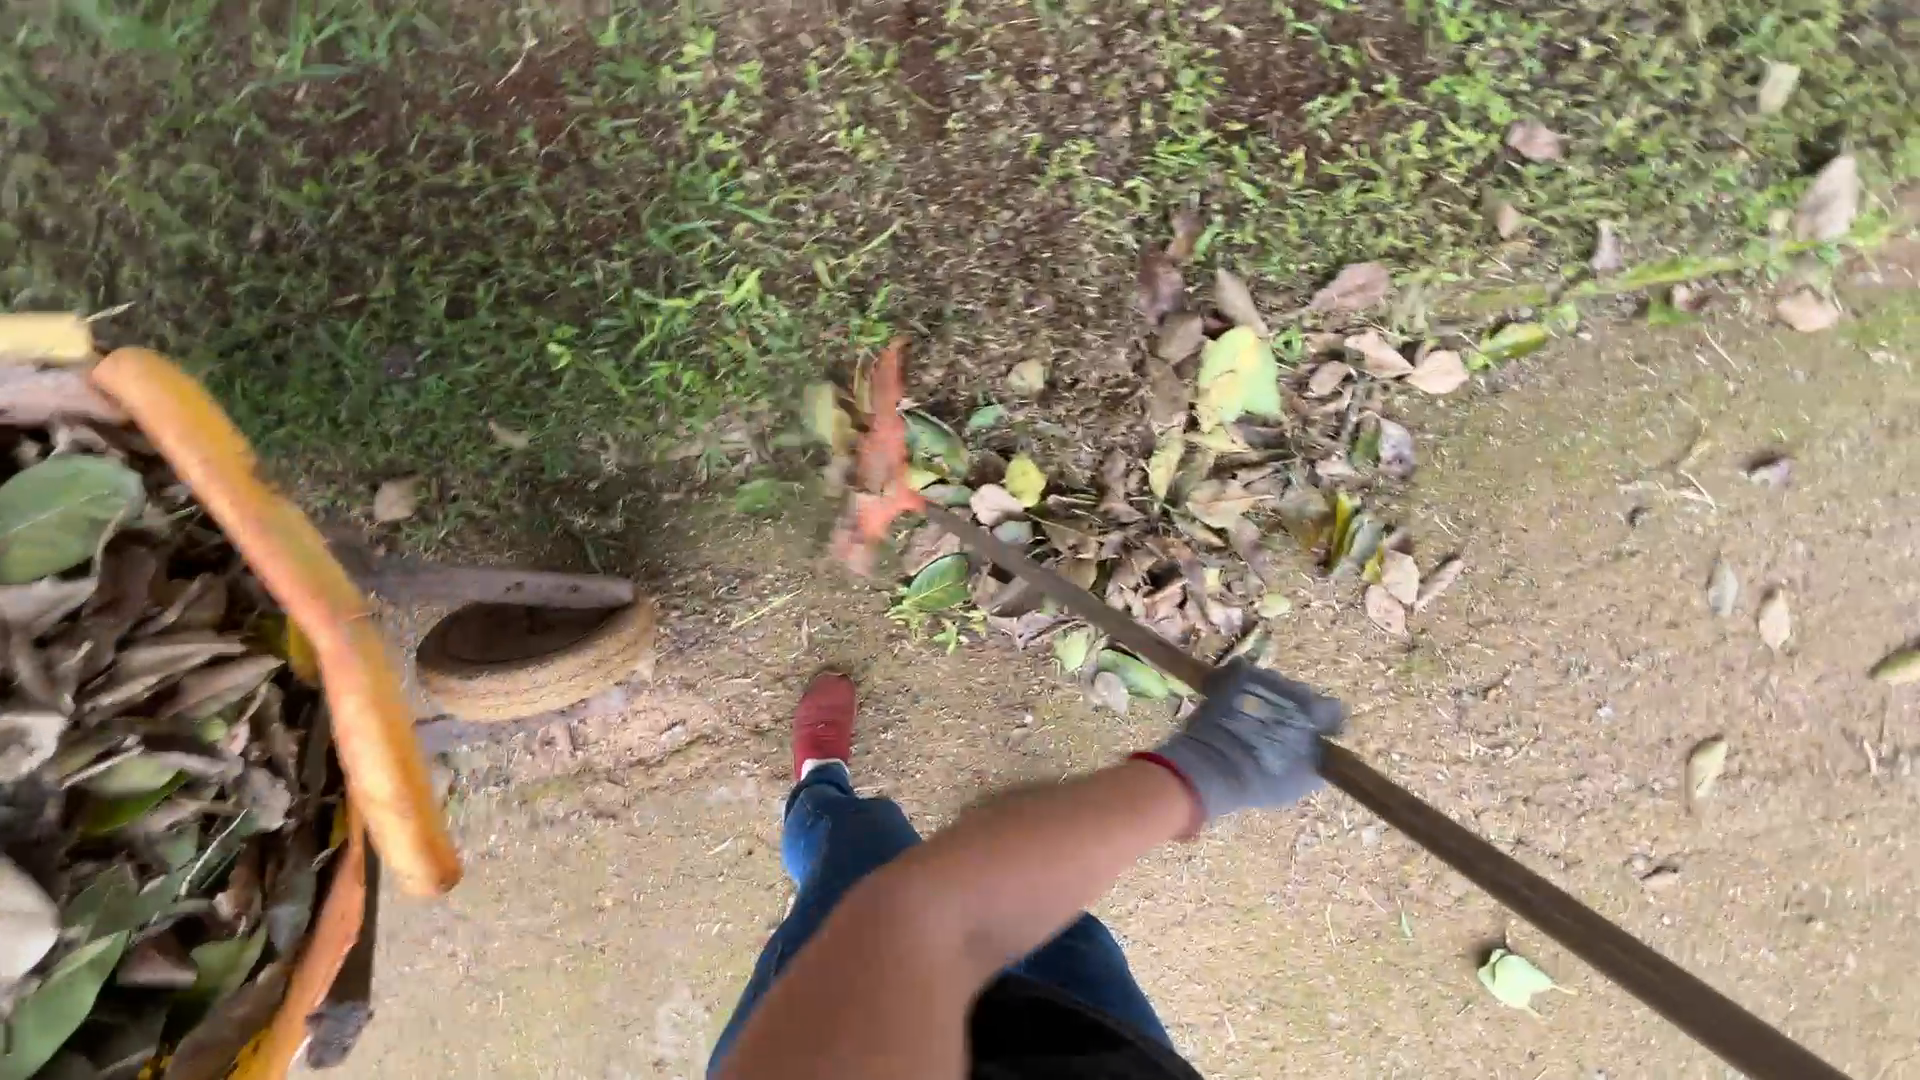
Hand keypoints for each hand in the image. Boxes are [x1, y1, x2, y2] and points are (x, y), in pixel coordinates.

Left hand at [1147, 660, 1345, 824]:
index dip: (1325, 721)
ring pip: (1272, 682)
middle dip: (1295, 708)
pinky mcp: (1234, 675)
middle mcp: (1293, 689)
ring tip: (1253, 714)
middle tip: (1281, 727)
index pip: (1332, 709)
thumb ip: (1316, 760)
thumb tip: (1318, 754)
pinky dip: (1240, 681)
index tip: (1316, 733)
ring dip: (1268, 695)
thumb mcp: (1301, 780)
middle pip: (1301, 694)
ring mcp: (1262, 679)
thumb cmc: (1264, 779)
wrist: (1216, 764)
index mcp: (1315, 713)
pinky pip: (1241, 671)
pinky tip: (1233, 696)